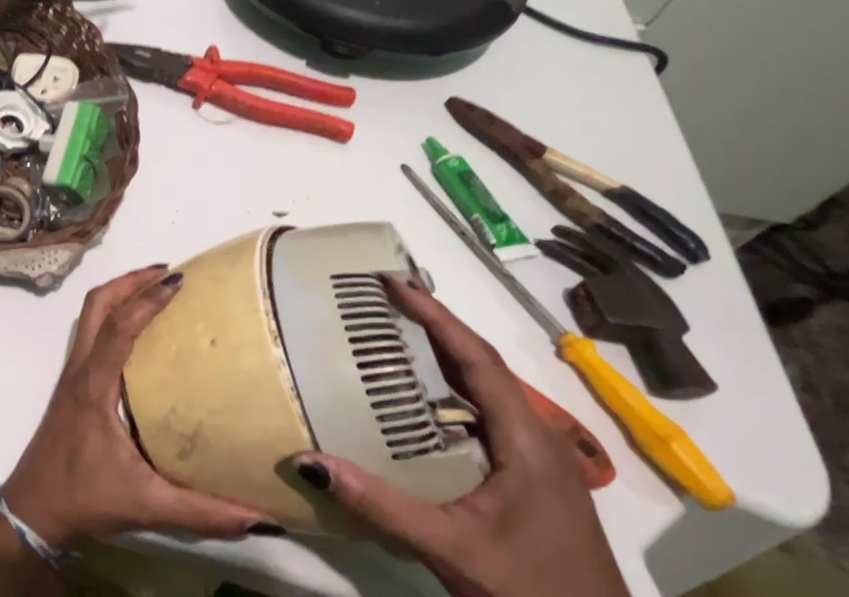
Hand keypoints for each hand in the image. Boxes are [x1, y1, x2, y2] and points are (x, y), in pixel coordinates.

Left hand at [0, 265, 277, 545]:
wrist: (33, 508)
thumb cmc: (85, 498)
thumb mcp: (146, 506)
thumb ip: (203, 512)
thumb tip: (261, 517)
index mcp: (94, 386)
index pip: (119, 328)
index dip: (147, 299)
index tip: (178, 280)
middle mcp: (79, 370)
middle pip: (97, 305)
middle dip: (130, 282)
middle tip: (168, 273)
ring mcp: (71, 374)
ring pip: (89, 315)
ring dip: (119, 294)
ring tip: (156, 289)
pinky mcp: (71, 384)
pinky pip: (90, 332)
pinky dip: (112, 315)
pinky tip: (140, 330)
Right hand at [294, 276, 630, 596]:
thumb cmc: (528, 592)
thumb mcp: (449, 547)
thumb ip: (380, 503)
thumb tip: (308, 460)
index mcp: (526, 443)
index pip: (478, 361)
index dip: (437, 317)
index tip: (395, 283)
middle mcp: (538, 440)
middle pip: (485, 367)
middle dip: (438, 326)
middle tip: (387, 297)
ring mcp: (540, 461)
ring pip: (489, 391)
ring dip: (448, 356)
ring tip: (398, 332)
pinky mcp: (533, 480)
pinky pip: (488, 416)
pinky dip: (454, 391)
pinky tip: (424, 401)